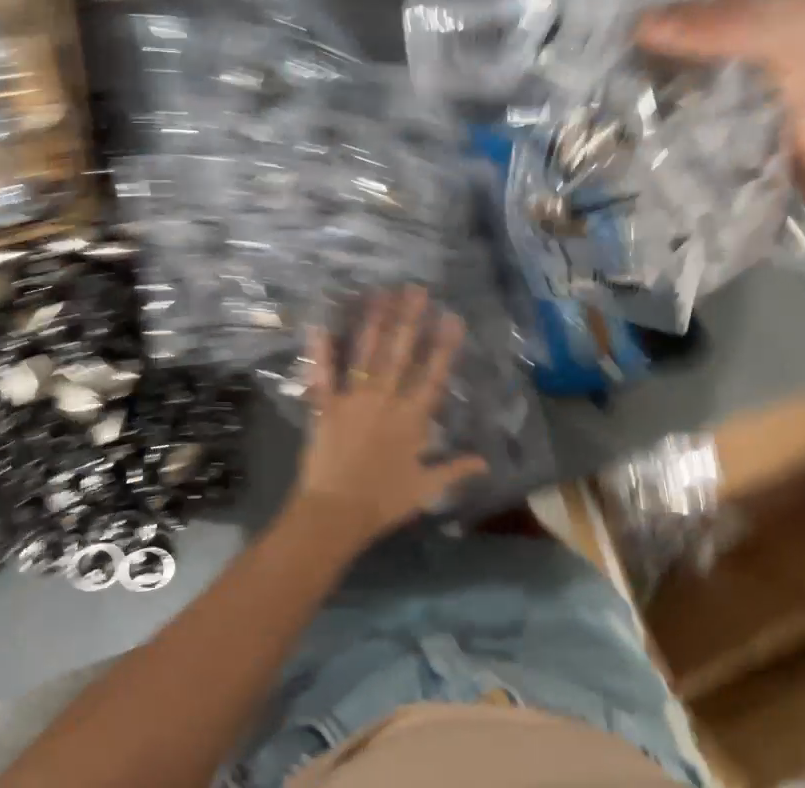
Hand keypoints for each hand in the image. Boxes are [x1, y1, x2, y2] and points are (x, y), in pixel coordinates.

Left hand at [292, 287, 488, 547]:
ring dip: (374, 323)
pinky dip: (320, 351)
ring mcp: (353, 401)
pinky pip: (322, 376)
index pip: (432, 376)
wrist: (336, 514)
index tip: (453, 318)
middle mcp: (385, 401)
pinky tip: (318, 324)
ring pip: (366, 355)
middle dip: (409, 320)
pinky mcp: (325, 408)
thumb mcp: (426, 488)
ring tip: (380, 293)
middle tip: (416, 289)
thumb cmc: (383, 502)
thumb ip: (455, 469)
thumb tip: (485, 462)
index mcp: (412, 419)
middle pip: (400, 354)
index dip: (444, 347)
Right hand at [637, 0, 804, 175]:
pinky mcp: (735, 99)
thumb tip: (637, 23)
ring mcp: (751, 54)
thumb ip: (720, 21)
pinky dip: (662, 77)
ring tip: (598, 29)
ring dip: (655, 37)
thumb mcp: (793, 36)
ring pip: (692, 33)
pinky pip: (690, 78)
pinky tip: (621, 72)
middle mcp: (771, 2)